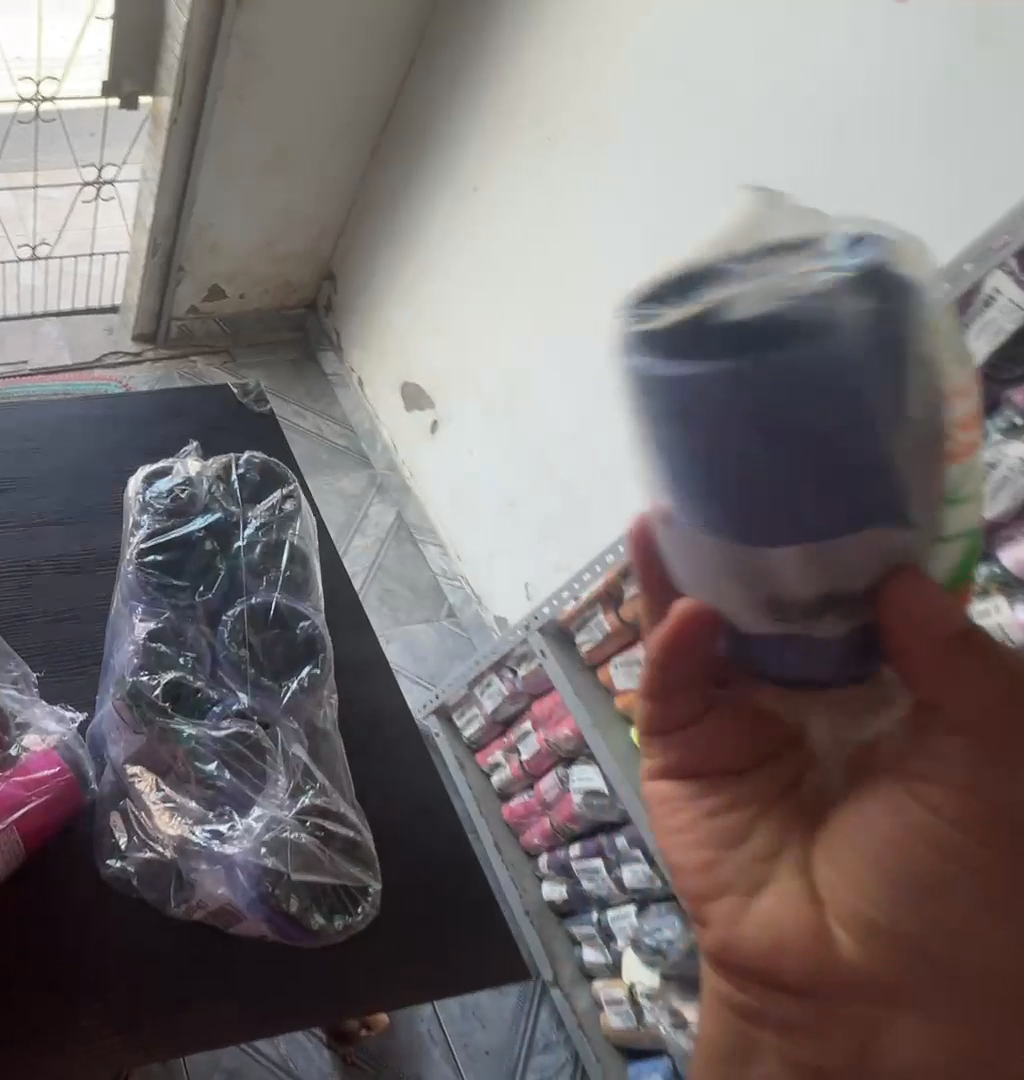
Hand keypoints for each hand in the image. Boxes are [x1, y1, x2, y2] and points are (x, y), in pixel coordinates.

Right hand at [629, 517, 1023, 1078]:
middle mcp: (808, 692)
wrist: (862, 981)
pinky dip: (674, 648)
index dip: (846, 551)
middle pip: (768, 607)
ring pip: (703, 633)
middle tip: (727, 484)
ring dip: (682, 579)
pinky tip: (684, 615)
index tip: (836, 489)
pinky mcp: (676, 742)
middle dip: (747, 552)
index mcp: (893, 693)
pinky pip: (671, 684)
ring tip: (665, 518)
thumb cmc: (962, 882)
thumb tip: (904, 580)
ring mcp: (733, 714)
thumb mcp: (996, 772)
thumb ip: (961, 672)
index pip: (858, 606)